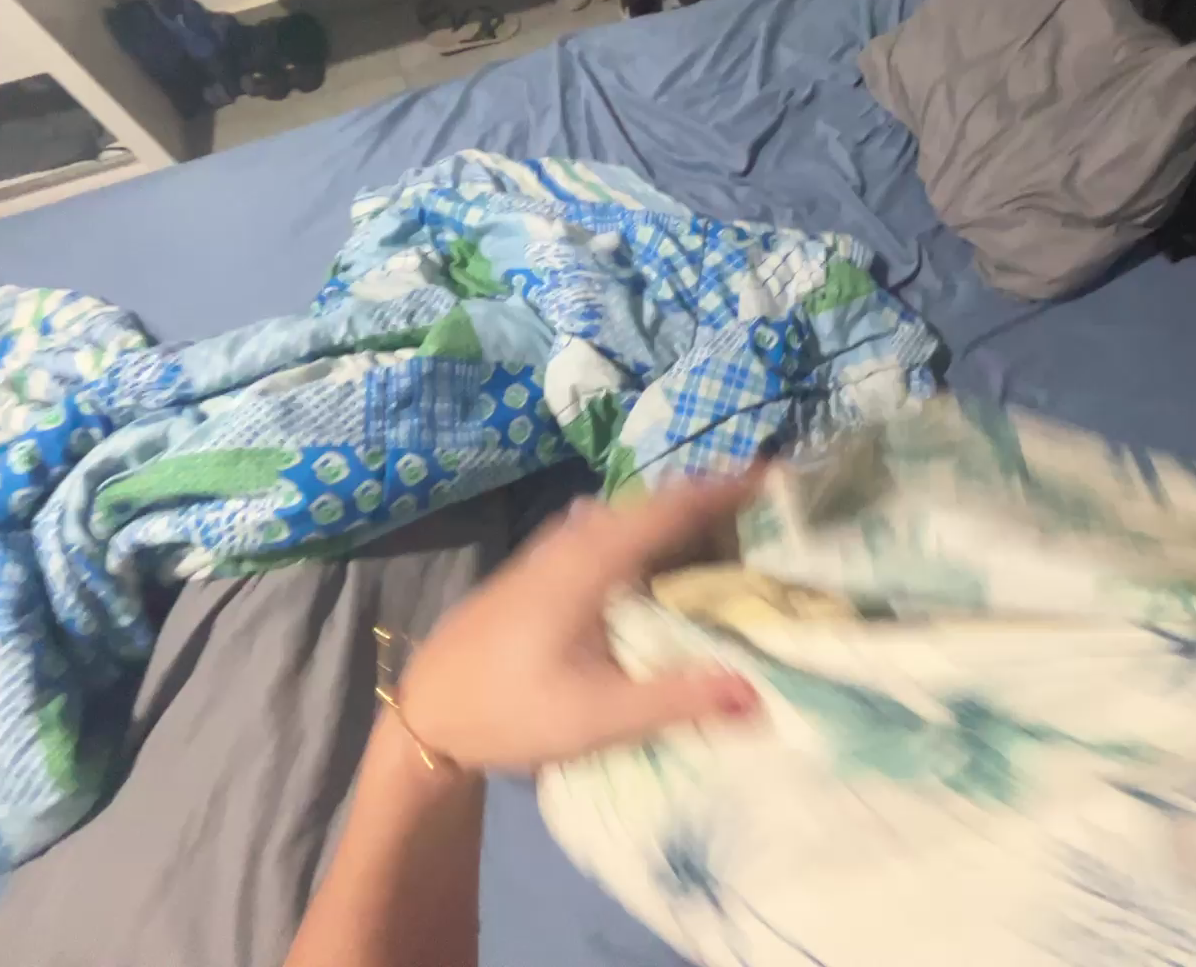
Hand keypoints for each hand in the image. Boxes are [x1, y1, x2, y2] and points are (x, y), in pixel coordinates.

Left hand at [396, 473, 763, 770]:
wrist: (426, 711)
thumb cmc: (510, 710)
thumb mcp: (597, 718)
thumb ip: (677, 701)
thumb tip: (758, 693)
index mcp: (592, 563)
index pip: (669, 508)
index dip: (722, 489)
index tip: (770, 477)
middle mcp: (575, 540)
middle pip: (653, 499)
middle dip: (708, 492)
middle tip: (761, 501)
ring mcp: (554, 547)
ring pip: (629, 508)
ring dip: (678, 504)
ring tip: (724, 517)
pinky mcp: (544, 561)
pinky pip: (610, 523)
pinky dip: (647, 521)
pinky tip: (658, 544)